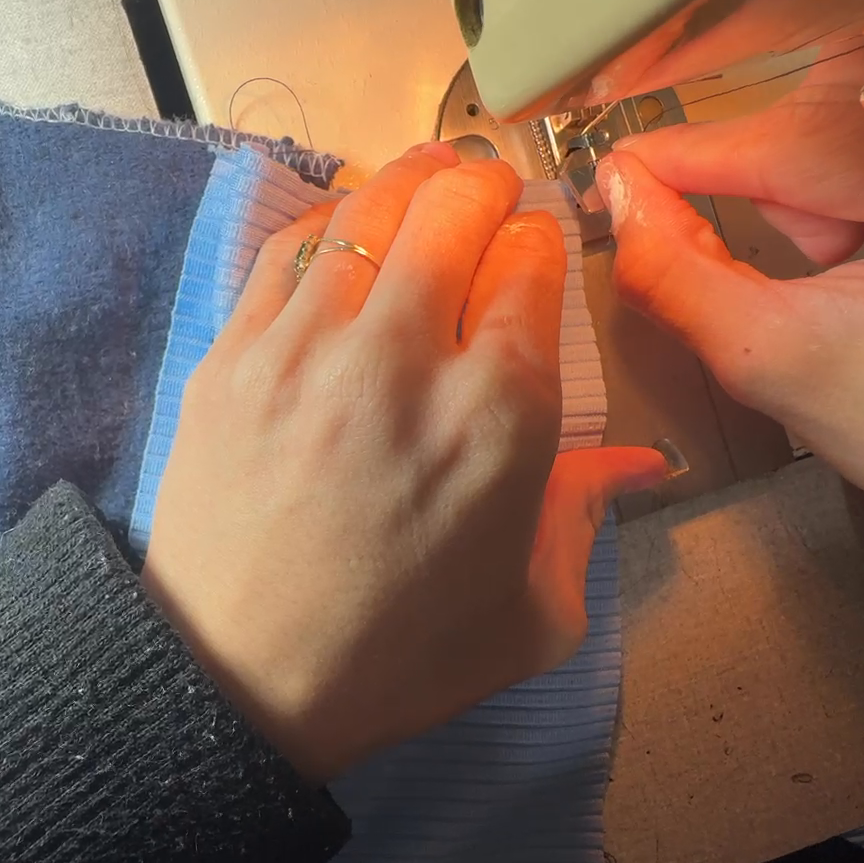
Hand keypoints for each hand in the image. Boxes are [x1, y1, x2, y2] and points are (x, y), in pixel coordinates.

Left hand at [143, 143, 671, 781]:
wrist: (237, 678)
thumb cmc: (393, 660)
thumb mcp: (529, 617)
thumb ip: (584, 520)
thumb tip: (633, 462)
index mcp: (498, 413)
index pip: (530, 265)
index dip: (538, 239)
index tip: (531, 248)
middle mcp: (402, 355)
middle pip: (454, 207)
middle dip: (482, 186)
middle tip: (485, 193)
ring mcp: (304, 347)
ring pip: (366, 209)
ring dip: (407, 184)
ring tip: (423, 185)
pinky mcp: (230, 356)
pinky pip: (284, 252)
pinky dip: (324, 227)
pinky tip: (340, 238)